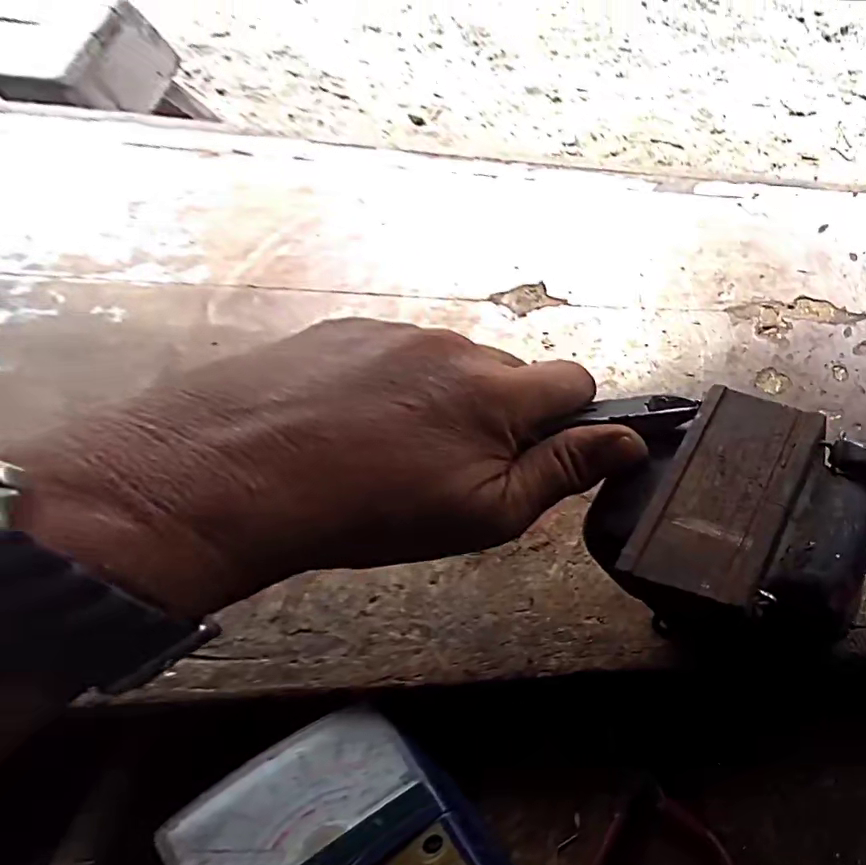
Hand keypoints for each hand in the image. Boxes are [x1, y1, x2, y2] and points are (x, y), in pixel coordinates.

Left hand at [5, 319, 645, 617]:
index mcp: (498, 393)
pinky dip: (408, 384)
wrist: (213, 484)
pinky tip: (368, 423)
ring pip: (463, 364)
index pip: (579, 380)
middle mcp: (454, 348)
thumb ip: (568, 469)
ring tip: (409, 445)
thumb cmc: (372, 511)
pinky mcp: (341, 330)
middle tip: (470, 461)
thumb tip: (630, 442)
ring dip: (461, 398)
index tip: (545, 451)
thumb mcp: (493, 510)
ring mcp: (393, 332)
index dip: (576, 418)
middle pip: (520, 372)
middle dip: (514, 412)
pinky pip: (407, 353)